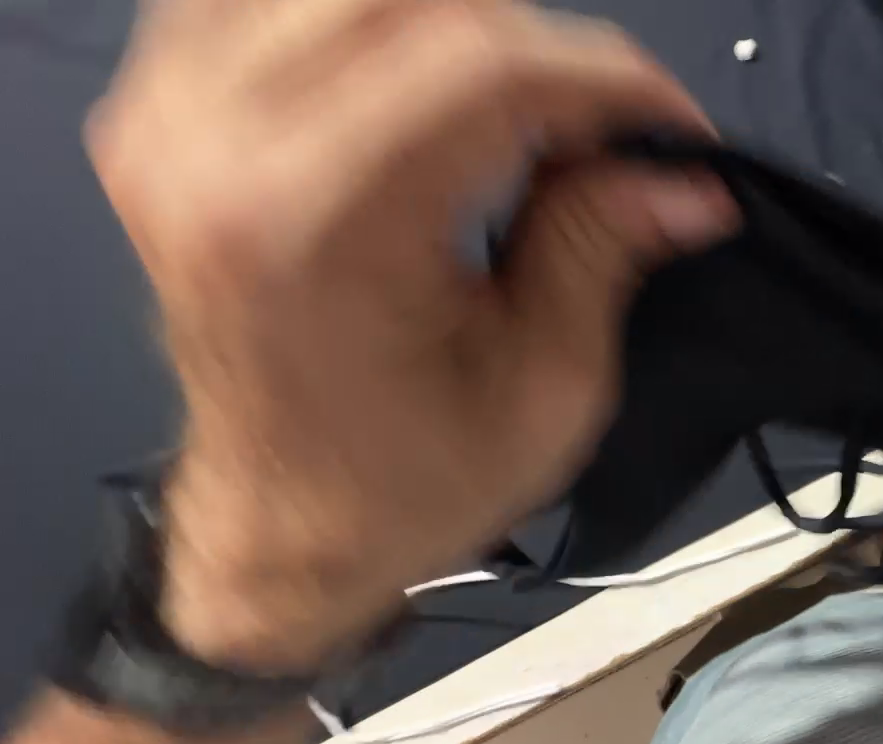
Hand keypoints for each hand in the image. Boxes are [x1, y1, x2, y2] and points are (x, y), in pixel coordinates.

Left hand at [86, 0, 737, 671]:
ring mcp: (167, 116)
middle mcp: (214, 143)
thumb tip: (688, 182)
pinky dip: (392, 31)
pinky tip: (449, 93)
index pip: (483, 69)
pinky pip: (283, 5)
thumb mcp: (551, 384)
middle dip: (550, 53)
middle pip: (416, 2)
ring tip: (547, 118)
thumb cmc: (428, 482)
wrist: (299, 526)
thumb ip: (602, 251)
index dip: (608, 81)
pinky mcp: (165, 116)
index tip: (681, 127)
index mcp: (320, 226)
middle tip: (621, 132)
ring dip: (474, 37)